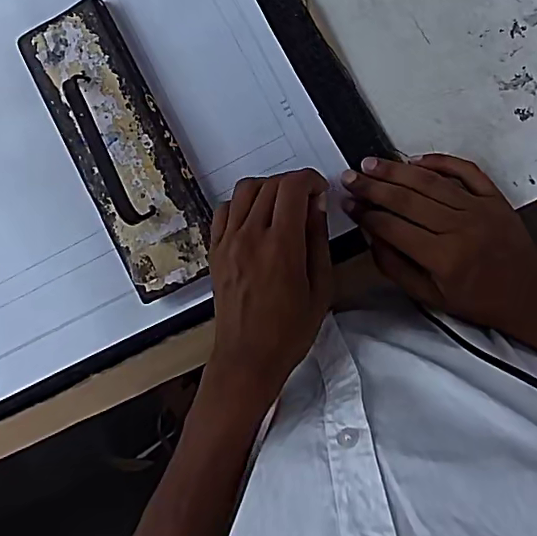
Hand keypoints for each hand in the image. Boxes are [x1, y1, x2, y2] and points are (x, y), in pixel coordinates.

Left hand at [204, 169, 331, 411]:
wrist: (248, 356)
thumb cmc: (287, 331)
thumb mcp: (320, 288)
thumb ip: (318, 240)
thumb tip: (317, 206)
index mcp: (281, 246)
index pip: (292, 188)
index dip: (309, 179)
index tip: (319, 188)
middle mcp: (251, 237)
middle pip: (270, 185)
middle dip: (293, 183)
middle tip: (307, 198)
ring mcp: (229, 242)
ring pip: (245, 190)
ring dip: (267, 188)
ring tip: (281, 204)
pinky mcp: (216, 249)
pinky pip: (225, 210)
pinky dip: (242, 203)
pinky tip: (255, 217)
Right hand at [341, 154, 536, 341]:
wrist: (533, 298)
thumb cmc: (482, 301)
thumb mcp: (431, 297)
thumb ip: (396, 268)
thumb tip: (371, 237)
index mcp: (445, 258)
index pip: (393, 227)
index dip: (365, 214)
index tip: (348, 204)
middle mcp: (461, 229)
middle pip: (406, 199)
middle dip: (372, 186)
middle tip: (351, 178)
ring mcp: (479, 209)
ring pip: (429, 181)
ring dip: (396, 170)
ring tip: (372, 164)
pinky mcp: (493, 199)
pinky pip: (465, 170)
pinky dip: (440, 161)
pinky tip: (416, 160)